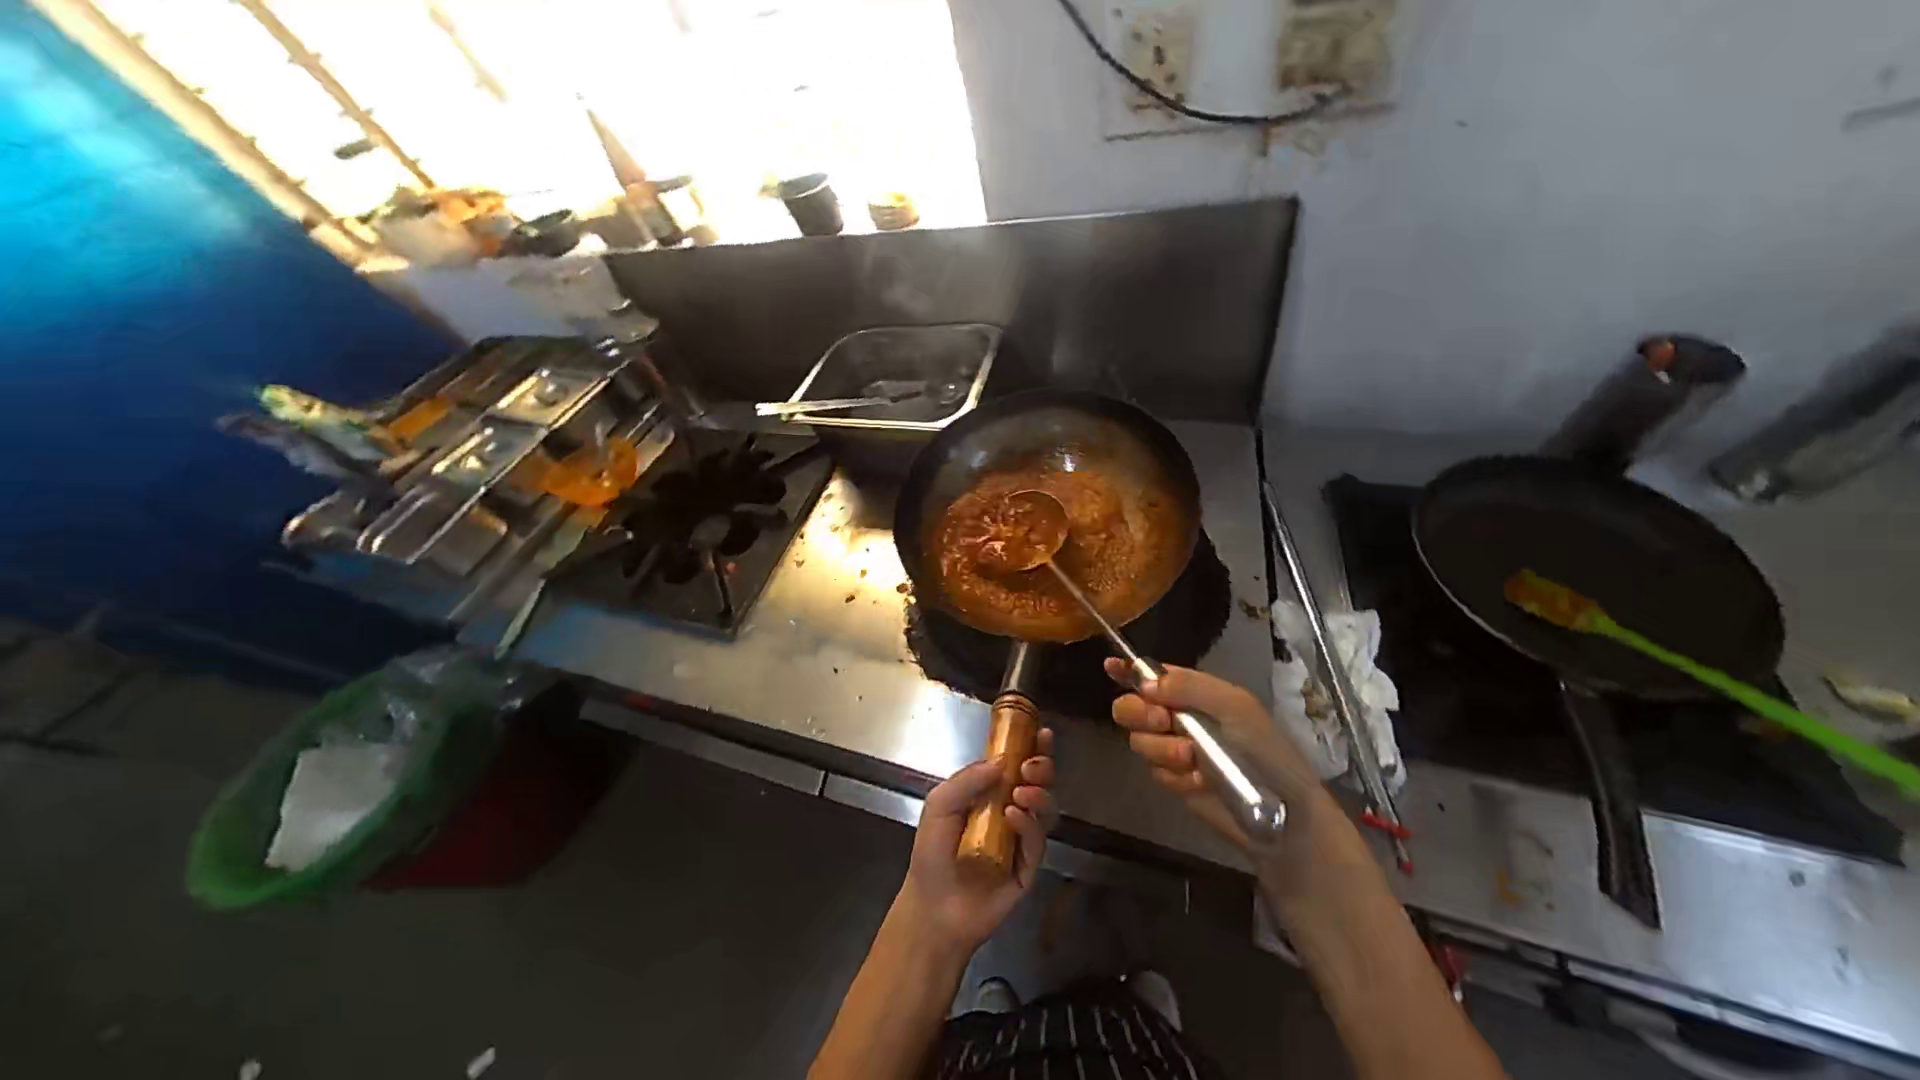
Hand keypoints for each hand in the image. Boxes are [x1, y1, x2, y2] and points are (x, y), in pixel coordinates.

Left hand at [894, 729, 1055, 953]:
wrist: (932, 910)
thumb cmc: (931, 855)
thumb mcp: (940, 806)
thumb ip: (967, 780)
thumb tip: (1000, 760)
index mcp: (989, 795)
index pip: (1015, 765)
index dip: (1030, 748)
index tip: (1041, 732)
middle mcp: (1010, 813)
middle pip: (1039, 783)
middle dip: (1041, 767)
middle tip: (1032, 765)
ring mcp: (1021, 841)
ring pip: (1045, 809)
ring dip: (1039, 793)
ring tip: (1021, 791)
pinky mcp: (1029, 868)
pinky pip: (1038, 841)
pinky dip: (1029, 823)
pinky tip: (1013, 815)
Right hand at [1105, 660, 1333, 847]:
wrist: (1282, 816)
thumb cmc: (1266, 752)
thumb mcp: (1235, 708)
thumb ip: (1191, 688)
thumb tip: (1145, 683)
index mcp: (1197, 693)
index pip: (1155, 675)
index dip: (1131, 670)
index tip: (1110, 667)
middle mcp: (1180, 717)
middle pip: (1133, 706)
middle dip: (1140, 712)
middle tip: (1162, 721)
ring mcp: (1175, 750)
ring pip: (1139, 740)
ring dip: (1162, 748)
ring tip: (1193, 760)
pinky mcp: (1174, 780)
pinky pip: (1153, 770)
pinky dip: (1173, 775)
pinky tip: (1198, 781)